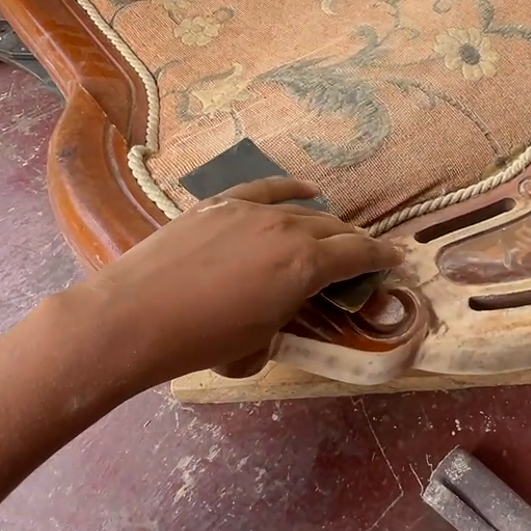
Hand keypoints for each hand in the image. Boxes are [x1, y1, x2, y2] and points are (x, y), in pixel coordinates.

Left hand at [60, 178, 402, 389]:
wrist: (133, 316)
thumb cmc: (201, 342)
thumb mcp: (261, 339)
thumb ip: (291, 309)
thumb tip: (294, 297)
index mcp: (304, 266)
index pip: (359, 254)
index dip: (383, 258)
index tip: (397, 261)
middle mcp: (287, 229)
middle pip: (334, 228)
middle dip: (354, 243)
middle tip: (362, 257)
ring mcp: (252, 211)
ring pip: (302, 209)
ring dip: (324, 222)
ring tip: (332, 232)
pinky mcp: (221, 204)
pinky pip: (267, 189)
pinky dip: (291, 189)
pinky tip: (304, 190)